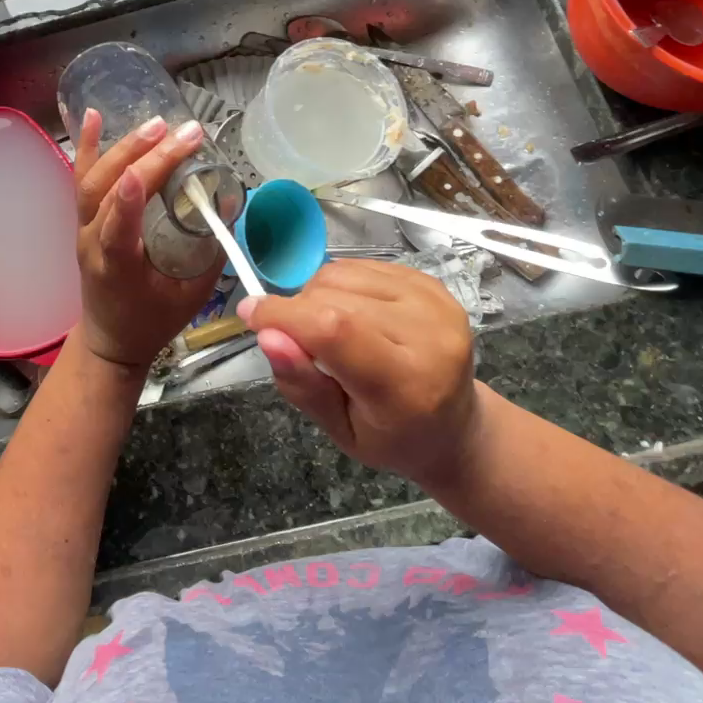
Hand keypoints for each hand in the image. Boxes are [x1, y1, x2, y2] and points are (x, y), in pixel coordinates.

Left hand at [71, 109, 223, 367]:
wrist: (110, 339)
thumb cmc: (152, 321)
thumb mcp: (190, 297)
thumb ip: (210, 252)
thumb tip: (231, 205)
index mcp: (117, 268)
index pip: (117, 229)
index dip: (126, 200)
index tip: (140, 170)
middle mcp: (92, 242)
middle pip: (108, 194)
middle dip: (142, 159)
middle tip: (177, 132)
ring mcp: (82, 228)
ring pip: (93, 181)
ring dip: (122, 148)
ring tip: (155, 123)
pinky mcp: (82, 219)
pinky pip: (82, 178)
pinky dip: (88, 146)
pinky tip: (93, 114)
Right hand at [238, 261, 477, 484]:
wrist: (453, 426)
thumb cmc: (391, 437)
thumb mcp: (339, 432)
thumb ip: (302, 385)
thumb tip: (266, 335)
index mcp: (407, 385)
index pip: (335, 330)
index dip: (283, 315)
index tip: (250, 316)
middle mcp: (430, 335)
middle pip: (332, 297)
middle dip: (295, 311)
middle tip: (297, 342)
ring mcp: (435, 303)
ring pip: (340, 273)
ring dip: (315, 296)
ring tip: (327, 331)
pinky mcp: (431, 283)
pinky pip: (358, 265)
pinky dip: (338, 286)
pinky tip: (350, 314)